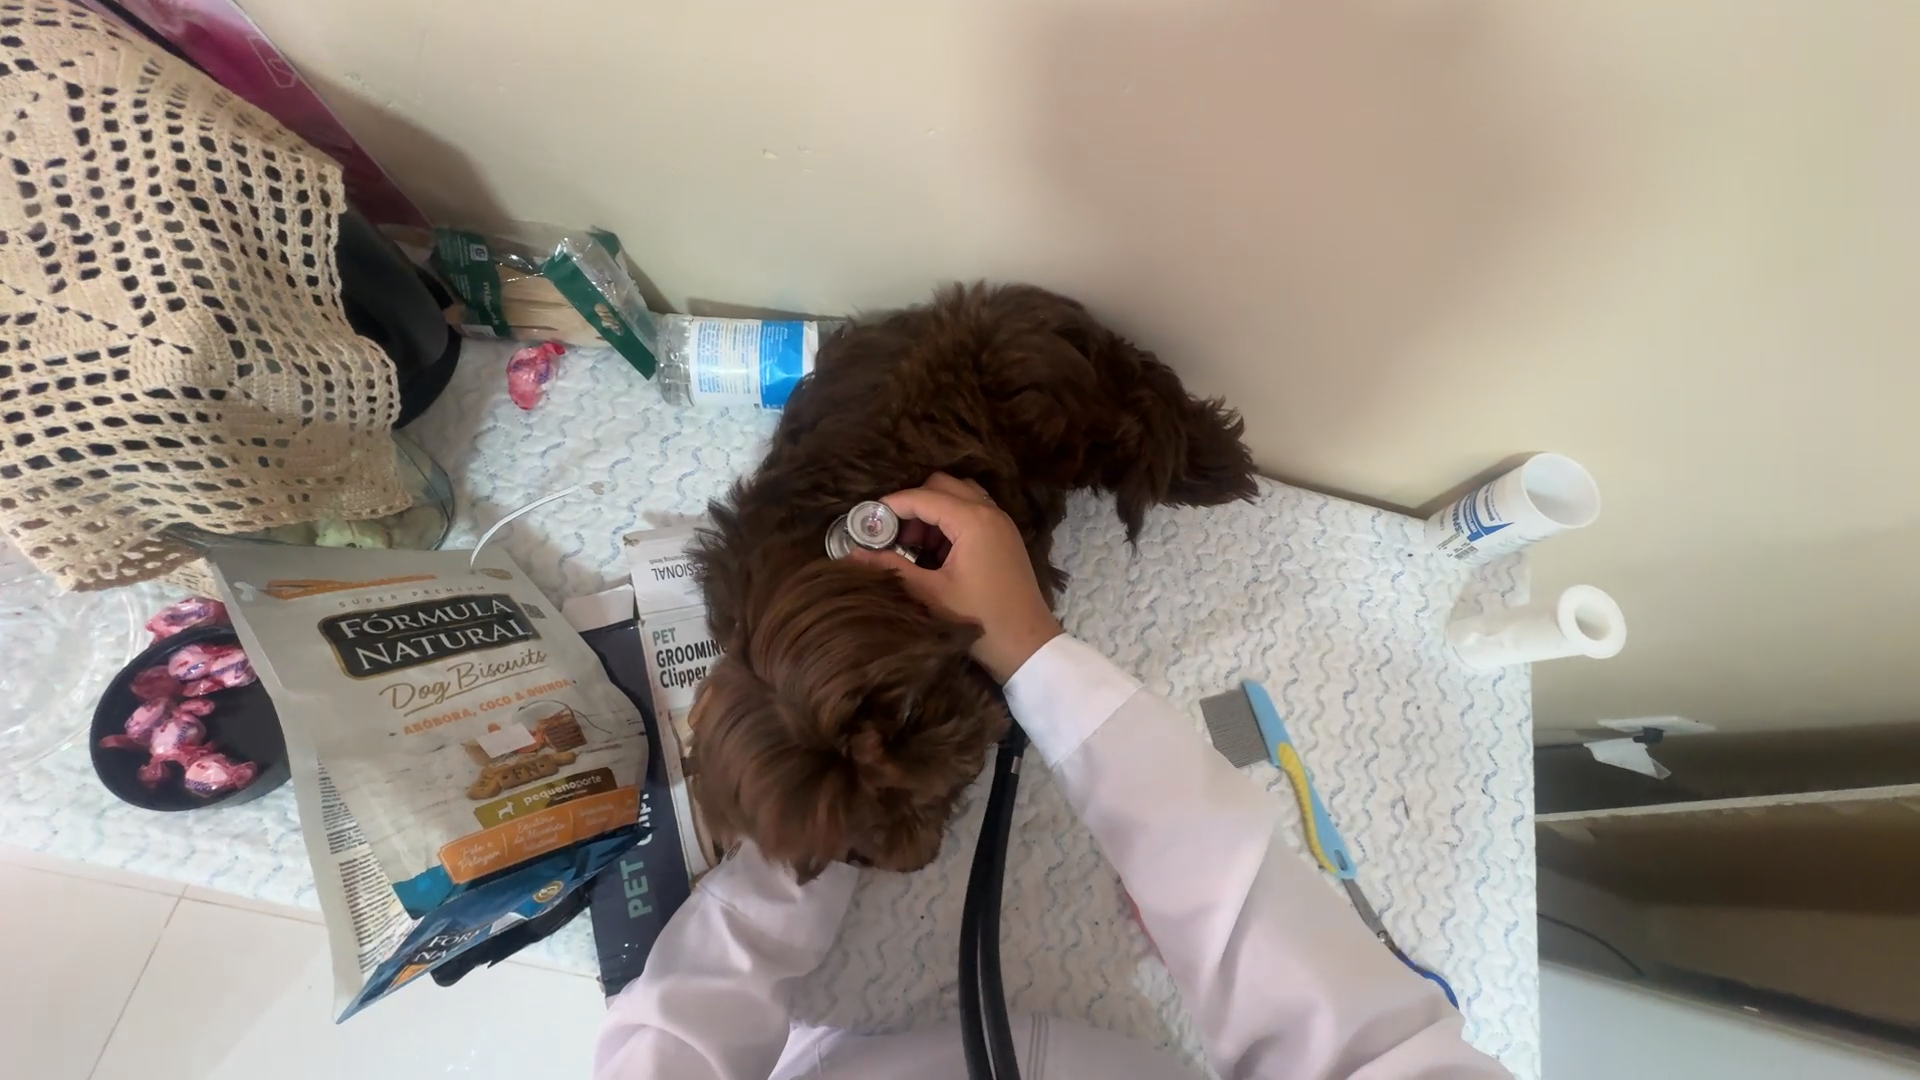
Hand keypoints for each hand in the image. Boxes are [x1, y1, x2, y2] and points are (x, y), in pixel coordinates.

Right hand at [849, 473, 1062, 682]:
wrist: (1027, 644)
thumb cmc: (979, 619)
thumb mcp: (930, 594)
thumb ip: (892, 568)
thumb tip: (853, 555)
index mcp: (974, 520)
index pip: (924, 496)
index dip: (892, 505)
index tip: (866, 519)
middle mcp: (990, 512)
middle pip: (943, 486)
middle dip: (913, 504)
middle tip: (890, 531)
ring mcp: (1000, 523)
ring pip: (959, 497)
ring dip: (932, 511)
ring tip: (909, 541)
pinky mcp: (1003, 537)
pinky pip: (972, 513)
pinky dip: (949, 522)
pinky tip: (931, 550)